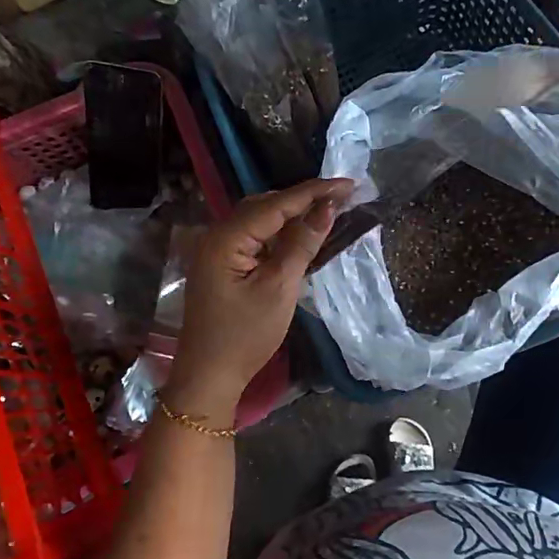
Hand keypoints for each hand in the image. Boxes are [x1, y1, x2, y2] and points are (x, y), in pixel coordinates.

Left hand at [167, 178, 353, 408]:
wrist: (209, 376)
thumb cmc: (245, 335)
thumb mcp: (279, 288)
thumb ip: (301, 244)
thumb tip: (326, 208)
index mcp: (226, 238)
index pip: (276, 204)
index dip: (313, 191)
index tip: (349, 183)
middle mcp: (217, 236)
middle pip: (264, 206)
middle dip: (303, 198)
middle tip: (342, 195)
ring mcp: (217, 251)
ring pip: (259, 221)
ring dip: (292, 214)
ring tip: (328, 209)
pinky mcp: (222, 266)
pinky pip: (254, 238)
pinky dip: (278, 234)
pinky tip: (300, 234)